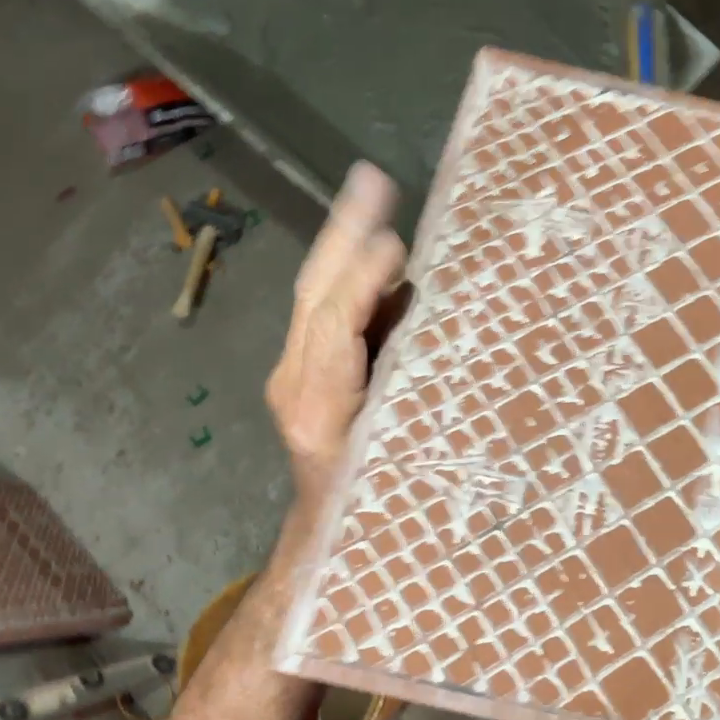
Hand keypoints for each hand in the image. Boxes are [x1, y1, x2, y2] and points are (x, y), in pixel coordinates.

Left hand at [265, 162, 404, 505]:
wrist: (326, 538)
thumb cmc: (371, 509)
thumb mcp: (397, 460)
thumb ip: (407, 397)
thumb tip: (428, 332)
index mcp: (317, 408)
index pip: (333, 328)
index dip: (361, 283)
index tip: (395, 246)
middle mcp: (294, 385)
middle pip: (314, 295)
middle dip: (344, 235)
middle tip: (374, 181)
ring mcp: (291, 377)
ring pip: (315, 297)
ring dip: (345, 244)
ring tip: (373, 196)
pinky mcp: (301, 375)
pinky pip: (324, 314)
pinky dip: (350, 276)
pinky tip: (373, 250)